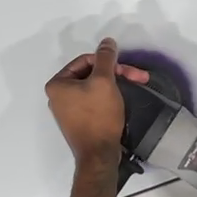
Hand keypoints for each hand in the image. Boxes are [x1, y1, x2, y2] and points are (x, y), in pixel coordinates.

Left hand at [45, 38, 149, 162]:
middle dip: (115, 74)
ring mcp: (66, 110)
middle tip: (138, 77)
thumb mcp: (104, 81)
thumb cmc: (99, 116)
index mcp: (57, 84)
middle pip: (91, 74)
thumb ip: (106, 58)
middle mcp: (57, 96)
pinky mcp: (78, 122)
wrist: (99, 155)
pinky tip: (119, 102)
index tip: (128, 70)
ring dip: (114, 85)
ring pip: (93, 87)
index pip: (86, 61)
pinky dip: (107, 98)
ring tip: (132, 89)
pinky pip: (92, 101)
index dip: (109, 62)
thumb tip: (107, 41)